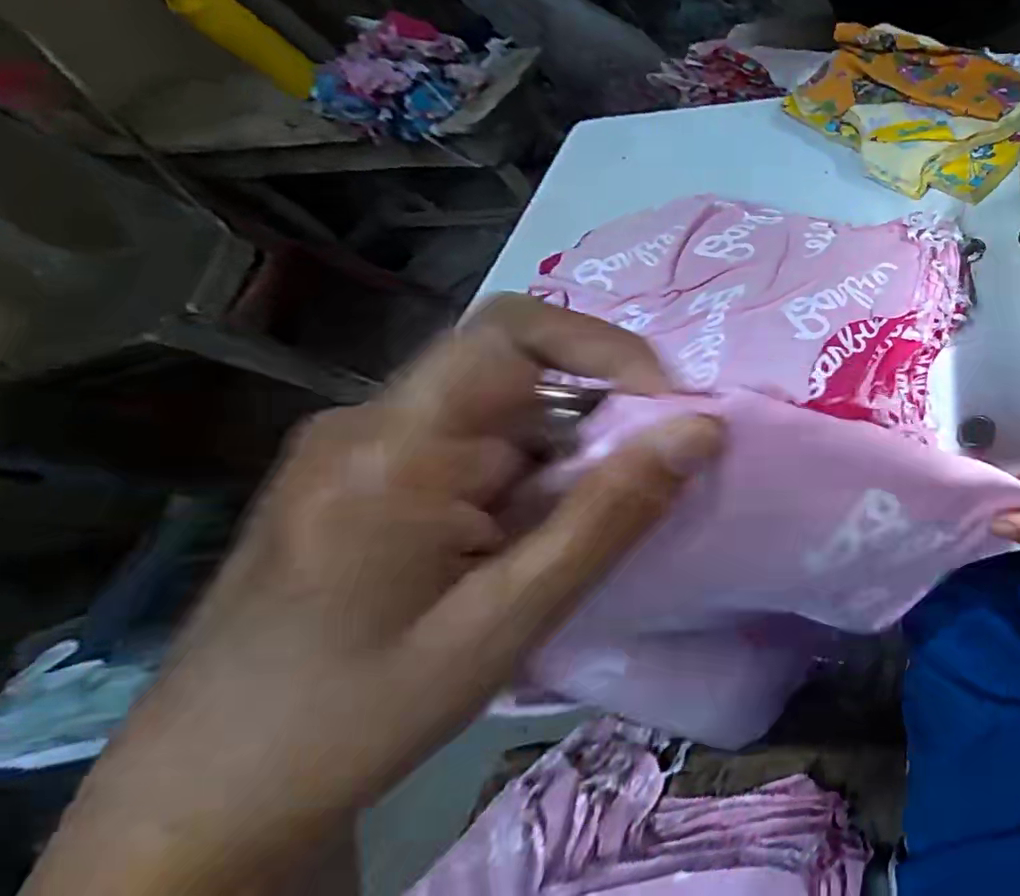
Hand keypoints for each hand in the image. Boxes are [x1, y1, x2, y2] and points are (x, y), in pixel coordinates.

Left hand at [26, 295, 724, 895]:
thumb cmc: (361, 712)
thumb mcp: (510, 618)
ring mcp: (355, 447)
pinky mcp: (359, 475)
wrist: (203, 799)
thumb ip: (611, 514)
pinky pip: (471, 441)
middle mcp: (366, 424)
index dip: (606, 348)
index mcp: (392, 450)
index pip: (511, 333)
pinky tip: (532, 536)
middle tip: (648, 475)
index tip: (667, 408)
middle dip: (598, 411)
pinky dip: (530, 470)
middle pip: (512, 370)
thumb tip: (702, 429)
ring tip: (588, 524)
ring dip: (565, 448)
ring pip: (498, 408)